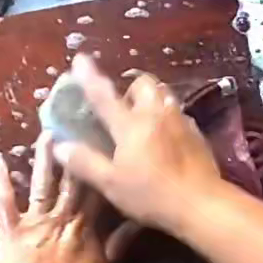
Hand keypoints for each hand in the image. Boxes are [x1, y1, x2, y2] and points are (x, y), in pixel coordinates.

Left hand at [0, 131, 139, 262]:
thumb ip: (118, 241)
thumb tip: (135, 220)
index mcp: (85, 224)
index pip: (96, 190)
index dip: (99, 166)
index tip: (104, 143)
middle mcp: (62, 216)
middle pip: (70, 180)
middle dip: (74, 153)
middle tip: (77, 125)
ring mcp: (35, 220)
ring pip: (42, 183)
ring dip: (43, 157)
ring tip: (46, 133)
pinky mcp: (11, 227)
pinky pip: (5, 200)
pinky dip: (1, 180)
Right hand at [51, 54, 228, 233]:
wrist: (202, 203)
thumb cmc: (152, 195)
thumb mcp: (111, 183)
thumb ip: (85, 162)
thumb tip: (60, 145)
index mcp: (130, 124)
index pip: (104, 95)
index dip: (89, 77)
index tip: (80, 59)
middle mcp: (156, 114)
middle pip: (143, 83)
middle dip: (129, 87)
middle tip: (121, 106)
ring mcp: (180, 121)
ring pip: (164, 95)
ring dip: (151, 98)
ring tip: (143, 118)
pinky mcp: (197, 134)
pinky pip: (179, 114)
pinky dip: (167, 116)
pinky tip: (165, 137)